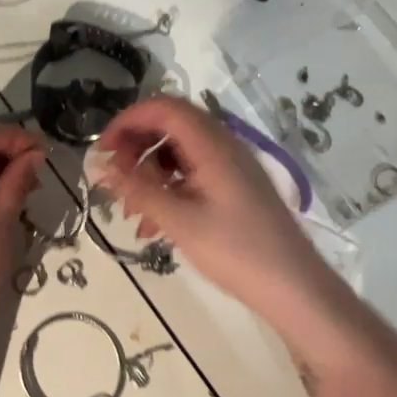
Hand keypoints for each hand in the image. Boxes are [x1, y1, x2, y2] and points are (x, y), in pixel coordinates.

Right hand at [97, 96, 335, 319]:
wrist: (295, 288)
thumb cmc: (237, 252)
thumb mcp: (180, 222)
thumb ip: (139, 189)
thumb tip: (101, 166)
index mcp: (213, 145)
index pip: (163, 108)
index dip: (127, 121)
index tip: (102, 150)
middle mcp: (224, 146)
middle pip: (170, 126)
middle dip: (135, 147)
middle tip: (114, 179)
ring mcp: (232, 167)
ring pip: (179, 152)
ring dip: (149, 172)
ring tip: (130, 209)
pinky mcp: (235, 188)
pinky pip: (193, 174)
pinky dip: (168, 189)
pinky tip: (153, 225)